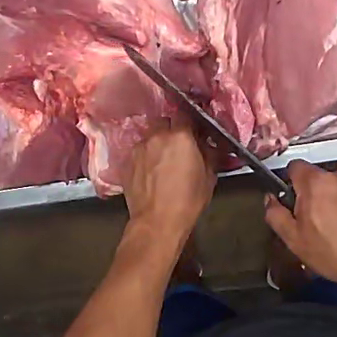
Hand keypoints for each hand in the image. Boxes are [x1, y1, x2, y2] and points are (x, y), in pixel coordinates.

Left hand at [124, 125, 214, 243]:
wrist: (157, 221)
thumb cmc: (188, 200)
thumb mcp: (209, 177)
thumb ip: (209, 155)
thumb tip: (209, 146)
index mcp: (181, 136)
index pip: (185, 114)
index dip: (191, 123)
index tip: (196, 133)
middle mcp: (157, 136)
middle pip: (164, 122)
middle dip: (172, 130)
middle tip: (179, 146)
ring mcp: (139, 147)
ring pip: (150, 136)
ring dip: (157, 142)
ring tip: (163, 160)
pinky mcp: (127, 161)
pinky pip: (139, 151)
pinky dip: (146, 156)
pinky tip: (151, 171)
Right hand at [264, 162, 336, 293]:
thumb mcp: (296, 241)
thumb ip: (276, 216)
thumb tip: (270, 201)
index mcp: (315, 182)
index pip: (293, 167)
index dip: (287, 185)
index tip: (289, 204)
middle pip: (315, 181)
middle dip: (309, 200)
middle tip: (309, 228)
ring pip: (334, 192)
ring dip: (329, 207)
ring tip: (332, 237)